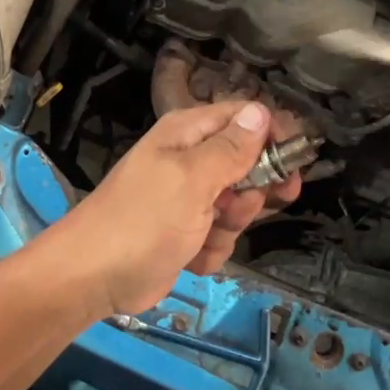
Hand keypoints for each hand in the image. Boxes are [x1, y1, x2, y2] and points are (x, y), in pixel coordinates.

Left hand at [38, 100, 300, 316]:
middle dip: (251, 192)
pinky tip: (190, 257)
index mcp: (188, 133)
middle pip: (248, 165)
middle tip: (239, 208)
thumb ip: (230, 148)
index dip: (273, 135)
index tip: (297, 160)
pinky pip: (220, 237)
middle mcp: (190, 160)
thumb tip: (261, 111)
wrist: (93, 278)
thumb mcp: (191, 180)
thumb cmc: (143, 220)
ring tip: (202, 235)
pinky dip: (210, 250)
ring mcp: (188, 199)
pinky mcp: (186, 234)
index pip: (245, 118)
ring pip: (238, 207)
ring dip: (229, 227)